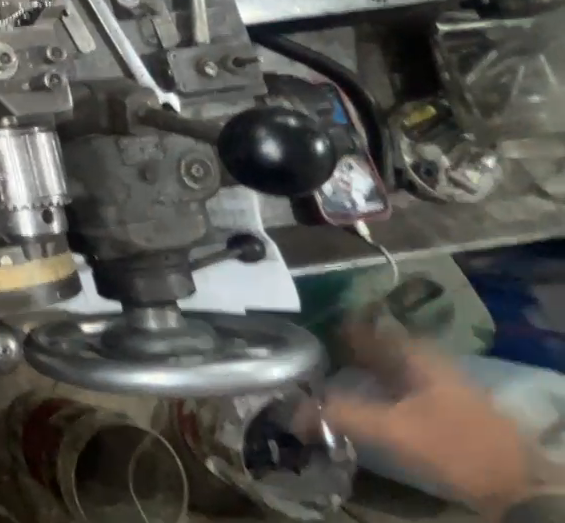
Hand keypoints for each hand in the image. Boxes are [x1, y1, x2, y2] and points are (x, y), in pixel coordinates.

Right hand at [322, 323, 530, 515]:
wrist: (518, 487)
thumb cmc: (454, 445)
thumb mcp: (391, 430)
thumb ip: (338, 414)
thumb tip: (291, 411)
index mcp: (418, 356)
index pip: (371, 325)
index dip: (340, 322)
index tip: (308, 322)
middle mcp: (430, 363)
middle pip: (381, 346)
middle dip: (348, 346)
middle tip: (313, 348)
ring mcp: (443, 387)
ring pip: (393, 367)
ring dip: (363, 366)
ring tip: (331, 371)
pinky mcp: (447, 410)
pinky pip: (402, 385)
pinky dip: (379, 385)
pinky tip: (362, 397)